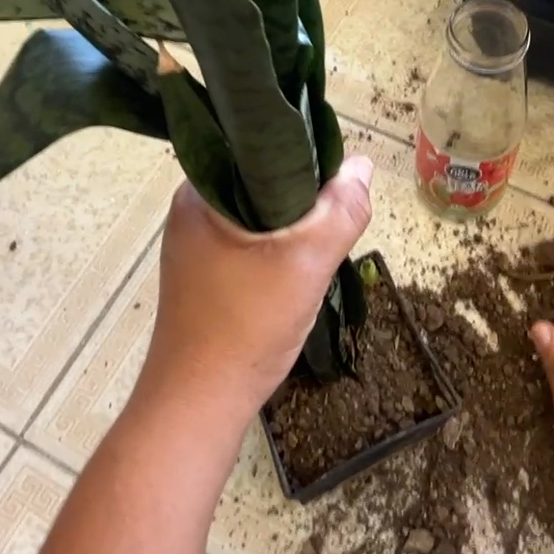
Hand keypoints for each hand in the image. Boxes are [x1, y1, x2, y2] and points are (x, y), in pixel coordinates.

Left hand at [140, 155, 374, 412]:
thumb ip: (341, 210)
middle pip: (261, 182)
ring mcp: (194, 246)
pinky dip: (276, 250)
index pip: (258, 148)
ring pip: (259, 216)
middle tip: (336, 215)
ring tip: (322, 241)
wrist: (197, 405)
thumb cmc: (246, 325)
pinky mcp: (202, 275)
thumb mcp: (307, 262)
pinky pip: (248, 243)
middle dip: (303, 197)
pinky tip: (298, 269)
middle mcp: (191, 210)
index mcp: (199, 191)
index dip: (304, 154)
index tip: (336, 178)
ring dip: (292, 227)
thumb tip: (362, 164)